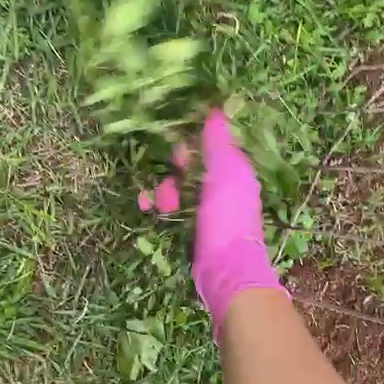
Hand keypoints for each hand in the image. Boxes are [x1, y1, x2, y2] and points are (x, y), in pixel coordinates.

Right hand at [138, 109, 286, 333]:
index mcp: (235, 171)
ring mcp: (209, 211)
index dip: (193, 141)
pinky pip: (174, 210)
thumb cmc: (227, 221)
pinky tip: (147, 209)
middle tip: (169, 179)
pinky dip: (160, 207)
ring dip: (164, 190)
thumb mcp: (224, 176)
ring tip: (157, 203)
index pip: (213, 145)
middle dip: (175, 168)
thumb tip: (217, 110)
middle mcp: (223, 188)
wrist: (225, 272)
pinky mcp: (194, 230)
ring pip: (180, 188)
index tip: (177, 146)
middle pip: (193, 166)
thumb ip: (218, 145)